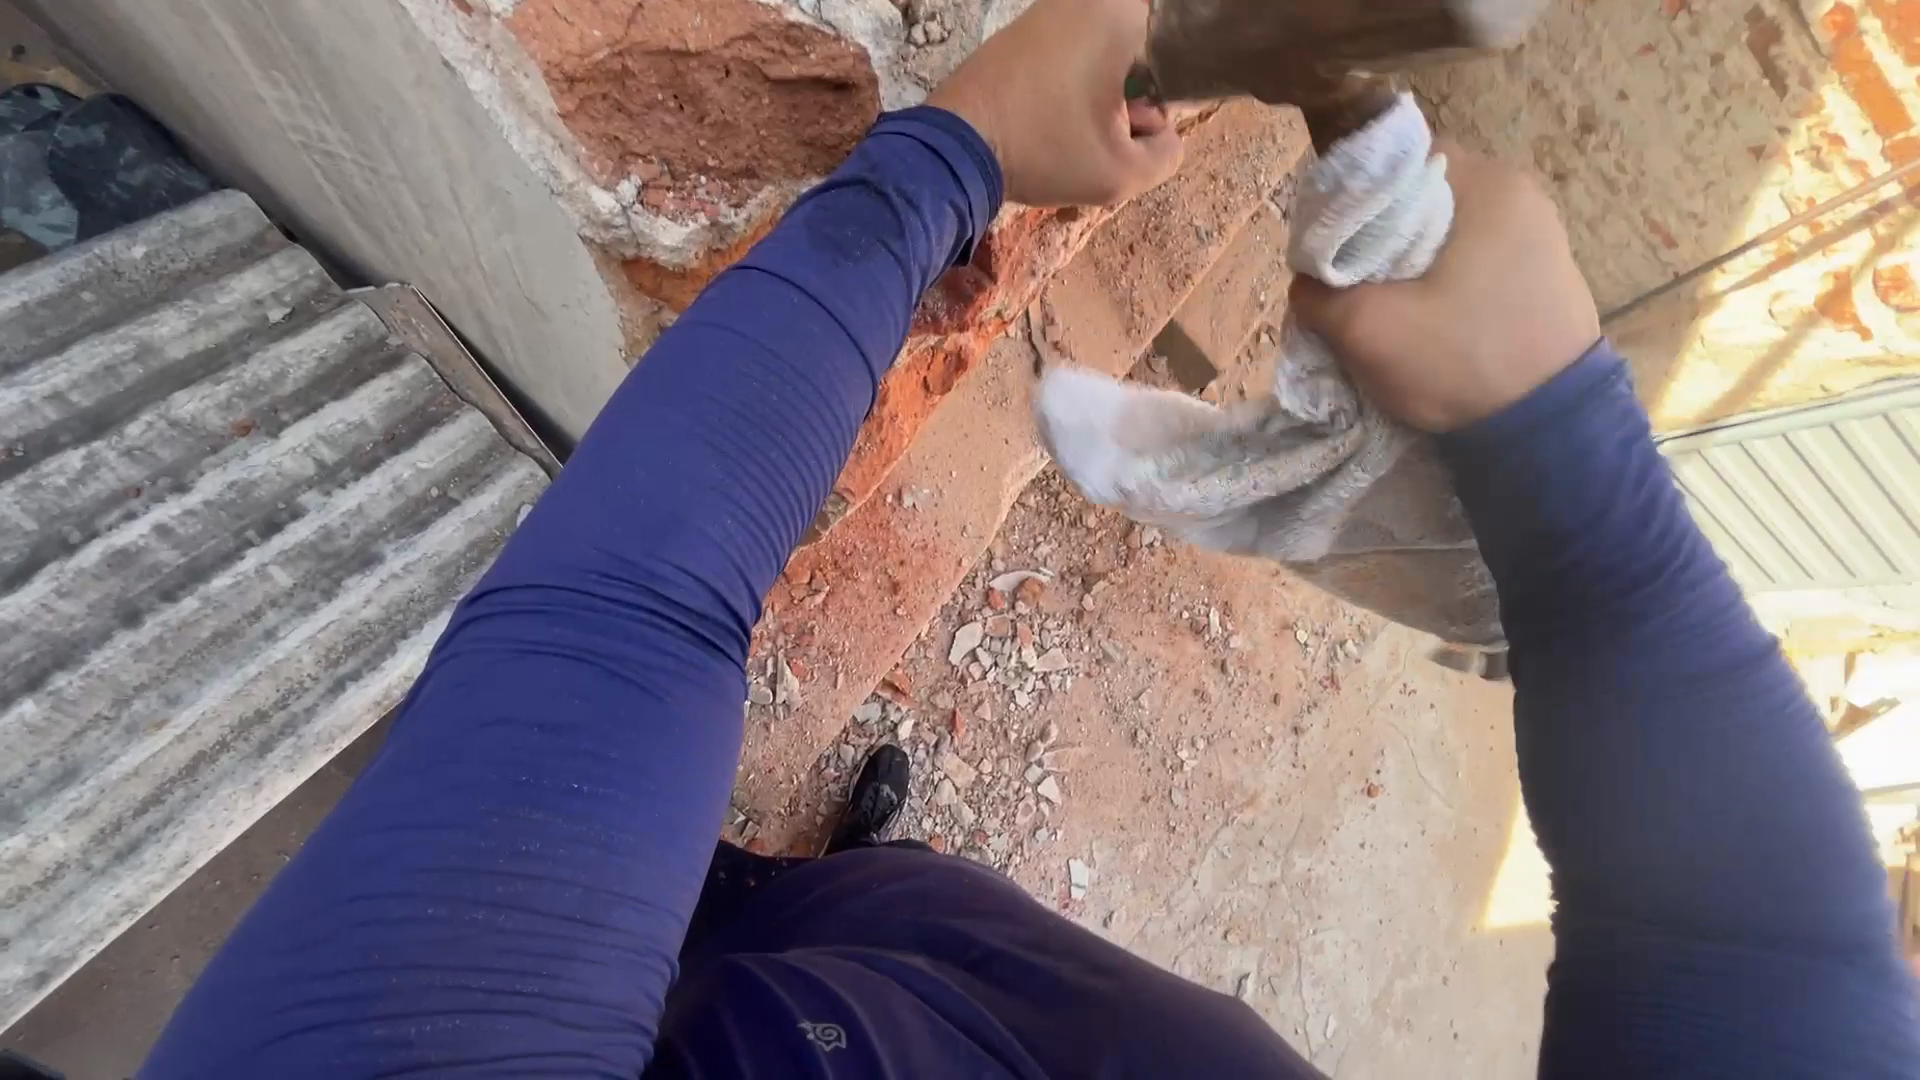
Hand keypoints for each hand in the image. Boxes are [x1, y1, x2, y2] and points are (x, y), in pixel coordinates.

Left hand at [928, 0, 1182, 206]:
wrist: (956, 146)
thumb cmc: (1044, 150)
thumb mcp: (1120, 174)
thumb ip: (1165, 156)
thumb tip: (1165, 136)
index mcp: (1126, 8)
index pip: (1178, 50)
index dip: (1166, 100)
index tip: (1141, 131)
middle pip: (1141, 58)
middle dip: (1132, 104)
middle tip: (1107, 142)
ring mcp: (1055, 7)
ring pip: (1106, 63)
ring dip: (1102, 105)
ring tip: (1076, 141)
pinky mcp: (1027, 29)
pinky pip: (1073, 61)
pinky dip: (1072, 97)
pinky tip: (1054, 128)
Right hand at [1289, 148, 1600, 432]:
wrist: (1544, 422)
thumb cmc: (1458, 360)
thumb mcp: (1366, 331)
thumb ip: (1317, 296)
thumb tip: (1306, 283)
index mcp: (1484, 184)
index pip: (1394, 164)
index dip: (1347, 203)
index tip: (1326, 250)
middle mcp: (1516, 192)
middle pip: (1415, 198)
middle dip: (1373, 237)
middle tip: (1346, 283)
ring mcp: (1533, 232)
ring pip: (1438, 231)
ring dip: (1402, 262)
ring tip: (1381, 305)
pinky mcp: (1537, 269)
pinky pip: (1466, 256)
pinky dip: (1434, 278)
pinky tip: (1422, 315)